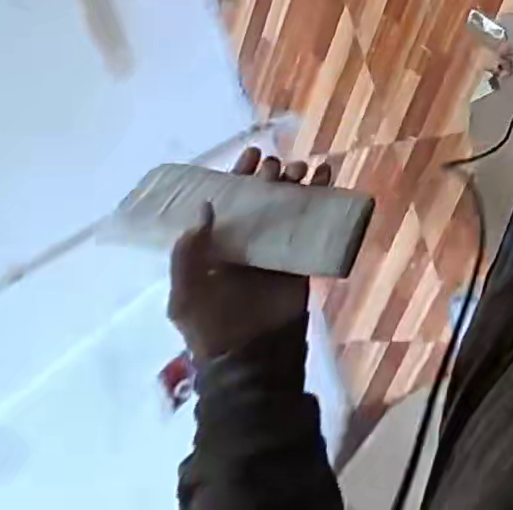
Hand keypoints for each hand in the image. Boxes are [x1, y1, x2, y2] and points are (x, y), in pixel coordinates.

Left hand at [168, 146, 332, 361]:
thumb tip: (205, 207)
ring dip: (297, 180)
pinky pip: (313, 219)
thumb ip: (188, 255)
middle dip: (272, 174)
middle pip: (263, 194)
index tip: (252, 155)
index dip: (239, 174)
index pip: (229, 199)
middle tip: (277, 168)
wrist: (253, 356)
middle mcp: (248, 238)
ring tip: (301, 171)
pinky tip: (326, 177)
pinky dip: (322, 195)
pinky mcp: (302, 253)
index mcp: (218, 243)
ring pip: (289, 202)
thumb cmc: (214, 327)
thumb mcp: (186, 295)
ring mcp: (277, 244)